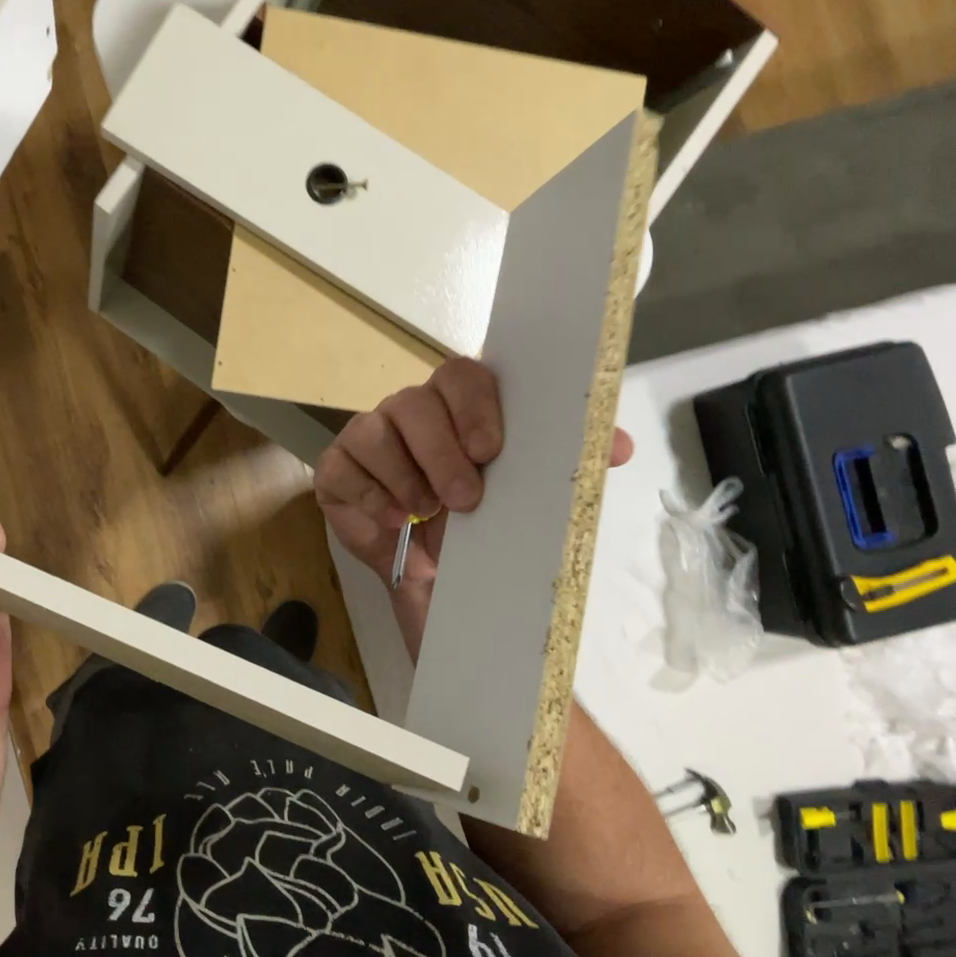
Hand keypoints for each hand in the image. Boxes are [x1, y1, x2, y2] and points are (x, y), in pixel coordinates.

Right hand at [315, 357, 633, 589]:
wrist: (434, 580)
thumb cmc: (479, 532)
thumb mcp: (526, 499)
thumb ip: (565, 465)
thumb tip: (618, 447)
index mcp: (457, 408)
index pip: (460, 375)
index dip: (472, 405)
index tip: (490, 450)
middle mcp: (409, 414)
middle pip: (413, 403)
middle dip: (440, 453)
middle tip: (463, 500)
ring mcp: (367, 439)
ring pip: (372, 431)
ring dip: (403, 476)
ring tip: (424, 514)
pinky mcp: (336, 472)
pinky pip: (340, 469)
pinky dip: (367, 494)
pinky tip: (390, 519)